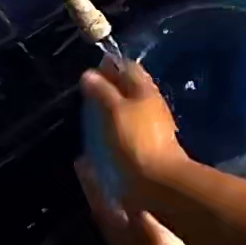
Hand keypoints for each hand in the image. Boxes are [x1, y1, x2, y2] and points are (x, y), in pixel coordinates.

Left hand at [76, 158, 201, 244]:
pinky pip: (137, 219)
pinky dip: (135, 205)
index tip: (83, 160)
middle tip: (95, 160)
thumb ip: (147, 219)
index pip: (101, 200)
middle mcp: (122, 236)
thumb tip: (137, 198)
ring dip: (115, 193)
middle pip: (105, 205)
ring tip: (117, 172)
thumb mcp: (159, 238)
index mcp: (121, 231)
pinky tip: (142, 200)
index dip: (91, 181)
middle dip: (99, 184)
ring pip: (119, 212)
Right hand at [80, 58, 187, 199]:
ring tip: (91, 110)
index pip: (129, 67)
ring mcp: (154, 121)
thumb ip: (103, 91)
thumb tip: (89, 73)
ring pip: (132, 104)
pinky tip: (105, 130)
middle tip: (87, 91)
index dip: (111, 65)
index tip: (91, 71)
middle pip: (131, 85)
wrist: (158, 179)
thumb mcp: (114, 111)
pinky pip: (132, 122)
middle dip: (111, 84)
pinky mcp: (150, 140)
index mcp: (145, 89)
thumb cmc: (134, 140)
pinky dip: (118, 121)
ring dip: (114, 103)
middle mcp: (152, 101)